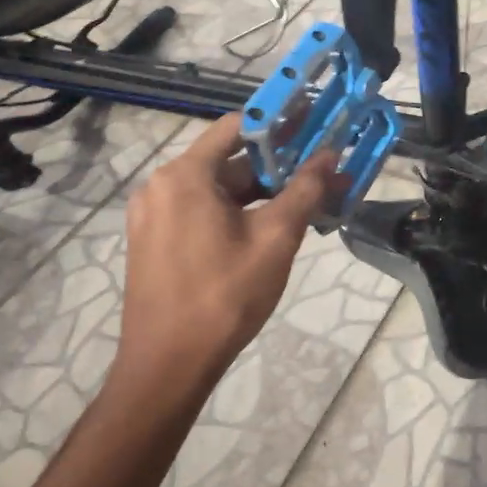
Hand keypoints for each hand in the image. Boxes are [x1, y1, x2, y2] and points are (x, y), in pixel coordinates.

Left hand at [117, 114, 339, 382]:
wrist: (167, 367)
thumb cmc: (223, 294)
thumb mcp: (277, 236)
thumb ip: (306, 188)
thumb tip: (330, 154)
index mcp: (184, 177)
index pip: (239, 125)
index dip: (281, 119)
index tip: (317, 119)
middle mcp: (162, 187)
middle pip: (231, 157)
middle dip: (280, 159)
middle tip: (324, 163)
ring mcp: (155, 216)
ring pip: (220, 185)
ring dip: (265, 187)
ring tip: (311, 194)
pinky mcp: (157, 240)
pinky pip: (205, 208)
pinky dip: (241, 207)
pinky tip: (277, 221)